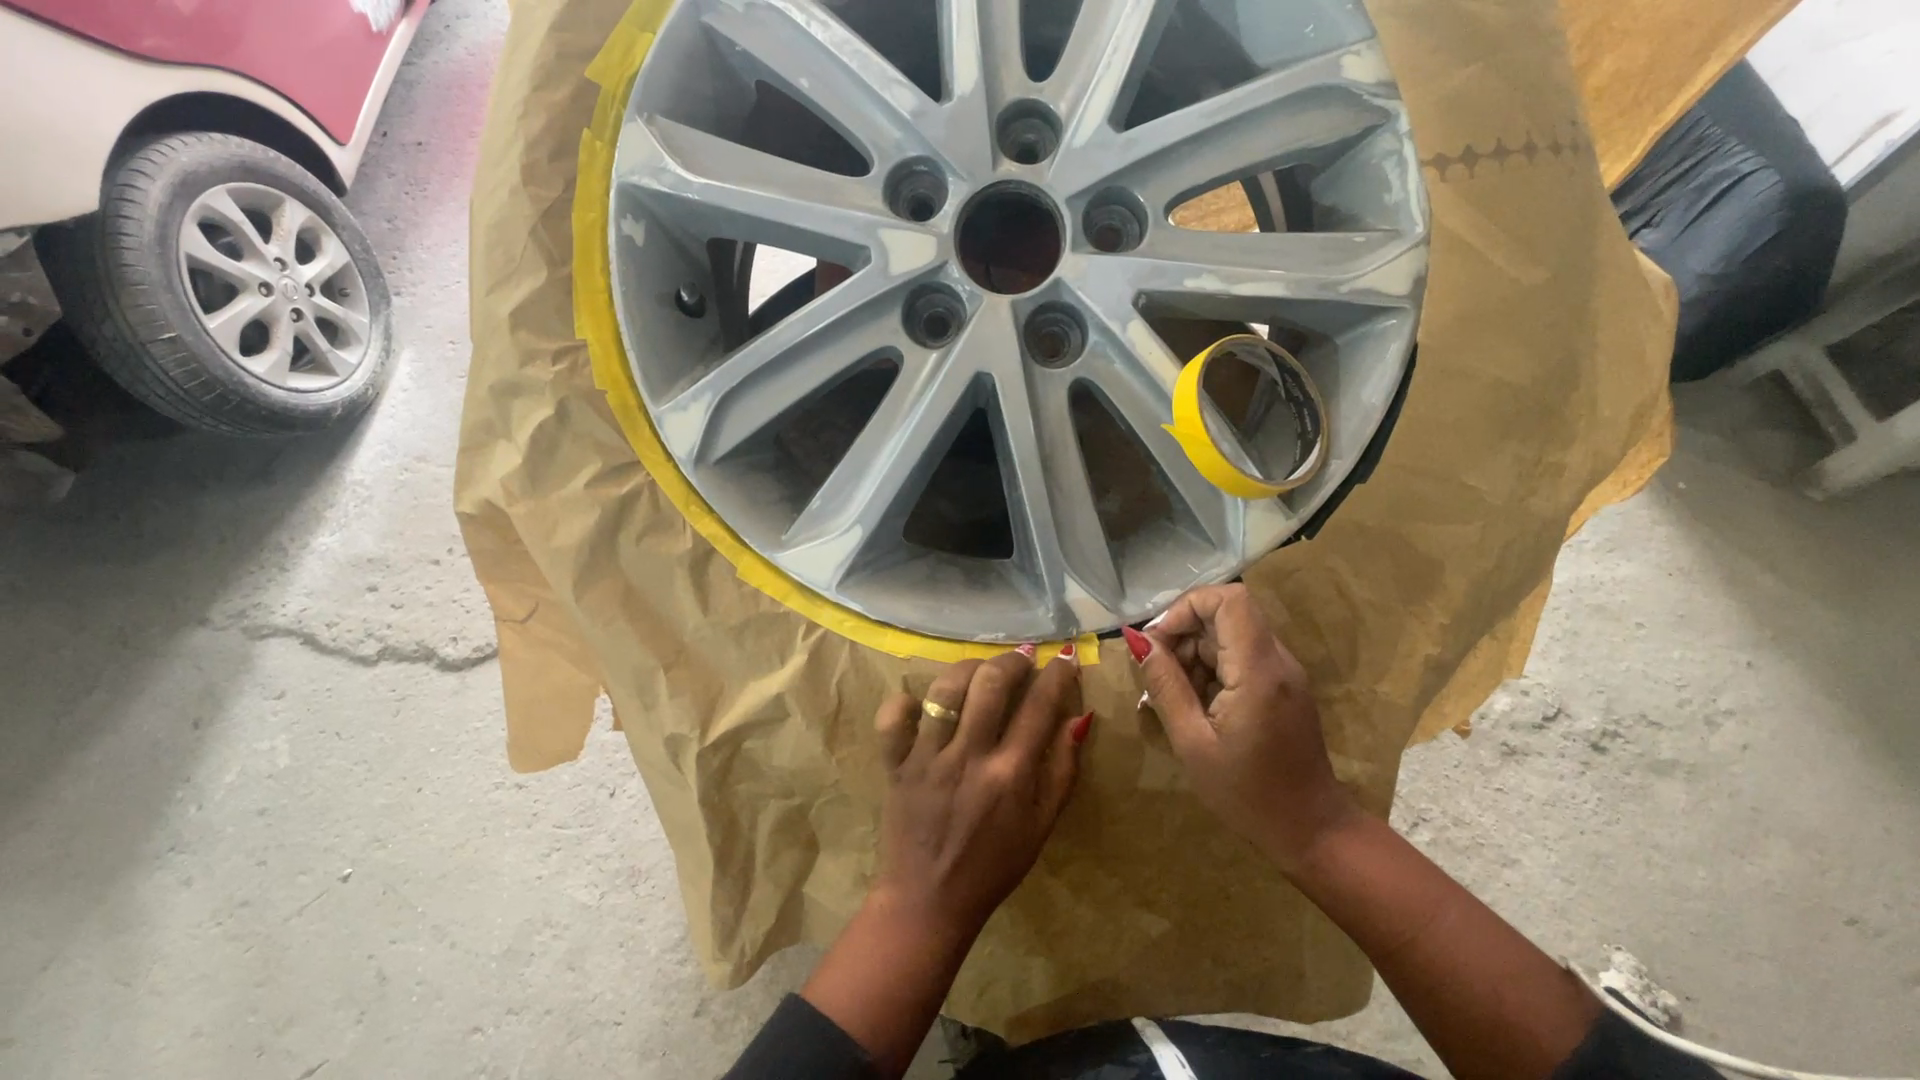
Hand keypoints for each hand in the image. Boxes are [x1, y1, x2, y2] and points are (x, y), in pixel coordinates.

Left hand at [871, 650, 1091, 937]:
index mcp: (1011, 775)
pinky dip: (904, 702)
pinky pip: (892, 719)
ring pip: (945, 691)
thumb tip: (1078, 719)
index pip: (1040, 706)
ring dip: (967, 669)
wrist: (930, 900)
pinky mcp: (896, 765)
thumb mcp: (1042, 825)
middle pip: (991, 684)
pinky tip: (921, 703)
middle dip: (1011, 662)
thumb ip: (1062, 771)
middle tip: (1020, 661)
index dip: (1057, 675)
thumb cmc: (994, 866)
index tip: (1063, 660)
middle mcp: (969, 758)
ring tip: (979, 670)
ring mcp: (927, 759)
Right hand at [1126, 585, 1358, 872]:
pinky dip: (1211, 671)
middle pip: (1226, 615)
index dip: (1186, 607)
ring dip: (1194, 655)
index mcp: (1258, 670)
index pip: (1228, 598)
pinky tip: (1193, 707)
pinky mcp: (1282, 687)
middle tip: (1156, 676)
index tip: (1158, 642)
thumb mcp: (1193, 742)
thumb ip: (1166, 686)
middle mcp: (1277, 660)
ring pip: (1231, 635)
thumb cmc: (1246, 794)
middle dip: (1183, 634)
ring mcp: (1283, 673)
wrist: (1309, 829)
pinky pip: (1241, 658)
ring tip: (1171, 697)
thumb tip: (1138, 641)